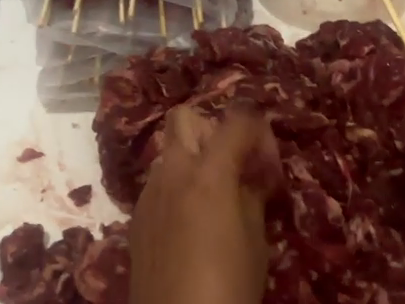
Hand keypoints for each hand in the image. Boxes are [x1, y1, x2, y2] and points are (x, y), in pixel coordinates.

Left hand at [128, 105, 281, 303]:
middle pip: (185, 117)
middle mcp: (173, 172)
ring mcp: (149, 192)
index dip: (258, 131)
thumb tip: (256, 172)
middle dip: (212, 130)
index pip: (237, 119)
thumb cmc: (228, 287)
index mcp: (208, 173)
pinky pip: (159, 183)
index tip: (269, 163)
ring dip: (193, 160)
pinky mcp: (136, 217)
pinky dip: (177, 187)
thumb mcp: (255, 242)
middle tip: (233, 167)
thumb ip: (254, 194)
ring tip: (215, 199)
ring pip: (170, 151)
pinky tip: (192, 224)